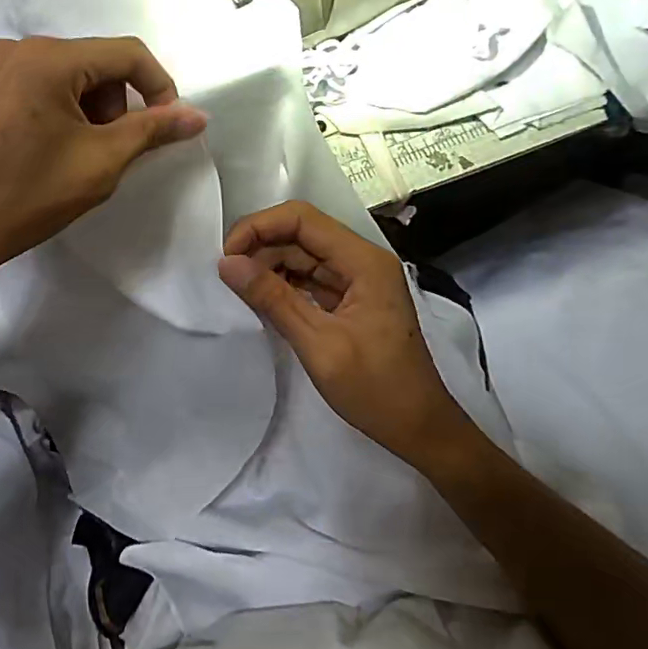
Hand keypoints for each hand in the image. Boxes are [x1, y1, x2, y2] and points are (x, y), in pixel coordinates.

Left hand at [0, 36, 207, 288]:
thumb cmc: (26, 196)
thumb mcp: (100, 163)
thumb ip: (152, 130)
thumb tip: (197, 115)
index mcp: (48, 58)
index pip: (127, 53)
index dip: (159, 87)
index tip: (168, 127)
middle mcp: (16, 49)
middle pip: (94, 62)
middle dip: (117, 103)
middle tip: (112, 151)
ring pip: (64, 75)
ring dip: (88, 109)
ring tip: (77, 156)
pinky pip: (34, 86)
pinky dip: (57, 111)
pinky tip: (46, 151)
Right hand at [217, 200, 476, 465]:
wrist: (420, 429)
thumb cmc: (376, 389)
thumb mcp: (318, 345)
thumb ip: (272, 298)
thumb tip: (227, 264)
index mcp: (364, 261)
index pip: (303, 219)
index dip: (260, 227)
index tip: (227, 255)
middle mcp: (362, 260)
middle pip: (302, 233)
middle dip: (261, 246)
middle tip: (227, 274)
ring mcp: (359, 280)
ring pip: (304, 255)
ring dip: (270, 265)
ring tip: (238, 287)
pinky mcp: (352, 299)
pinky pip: (311, 278)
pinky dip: (284, 283)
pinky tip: (261, 297)